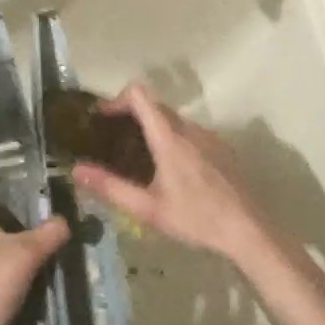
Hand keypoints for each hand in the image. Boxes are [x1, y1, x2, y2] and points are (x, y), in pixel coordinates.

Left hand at [0, 192, 69, 324]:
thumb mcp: (27, 256)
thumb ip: (50, 231)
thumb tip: (65, 220)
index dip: (17, 184)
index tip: (41, 191)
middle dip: (18, 214)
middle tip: (46, 216)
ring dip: (10, 237)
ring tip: (39, 240)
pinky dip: (0, 255)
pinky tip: (20, 266)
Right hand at [70, 83, 270, 261]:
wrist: (247, 230)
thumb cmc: (195, 219)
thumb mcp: (148, 209)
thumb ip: (111, 187)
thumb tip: (76, 170)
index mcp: (169, 137)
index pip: (140, 94)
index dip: (117, 99)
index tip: (102, 118)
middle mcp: (189, 128)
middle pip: (155, 105)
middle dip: (131, 115)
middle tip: (113, 140)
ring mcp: (208, 136)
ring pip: (174, 119)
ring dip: (153, 128)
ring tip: (139, 157)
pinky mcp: (221, 148)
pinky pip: (190, 133)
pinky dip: (173, 139)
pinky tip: (171, 171)